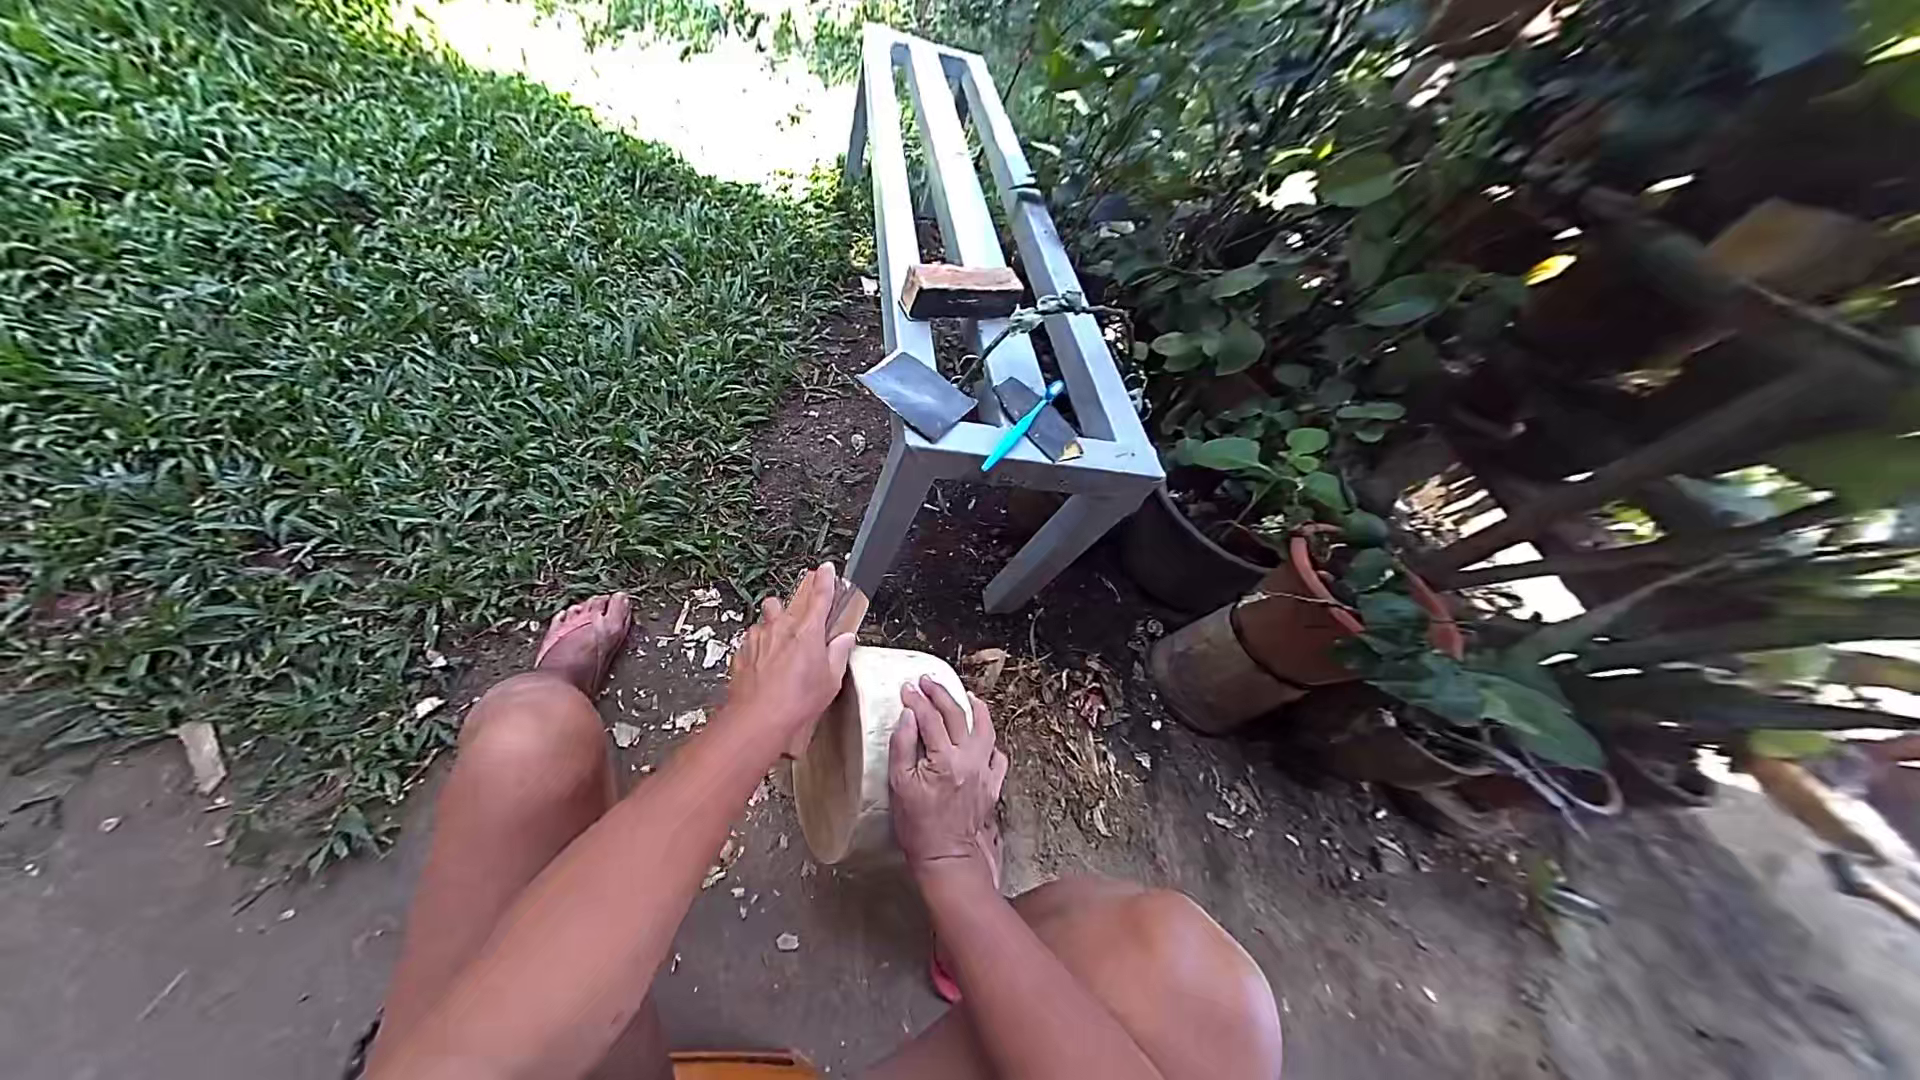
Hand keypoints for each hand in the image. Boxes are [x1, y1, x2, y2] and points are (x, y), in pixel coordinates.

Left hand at [725, 563, 857, 745]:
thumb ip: (838, 654)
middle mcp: (781, 628)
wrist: (758, 719)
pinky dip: (760, 647)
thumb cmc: (795, 702)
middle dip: (793, 609)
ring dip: (774, 628)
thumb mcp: (830, 680)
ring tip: (782, 649)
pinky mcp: (742, 652)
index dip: (826, 580)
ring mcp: (758, 638)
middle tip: (802, 625)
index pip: (820, 596)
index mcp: (808, 631)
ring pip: (766, 620)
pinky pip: (752, 640)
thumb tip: (844, 640)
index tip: (827, 569)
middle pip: (787, 603)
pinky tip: (766, 666)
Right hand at [889, 675, 1007, 874]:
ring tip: (965, 695)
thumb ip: (903, 746)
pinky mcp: (993, 784)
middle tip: (927, 682)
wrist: (947, 858)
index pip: (930, 718)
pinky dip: (990, 742)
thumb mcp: (899, 786)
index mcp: (944, 759)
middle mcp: (969, 759)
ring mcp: (984, 770)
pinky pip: (998, 755)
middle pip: (956, 715)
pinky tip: (983, 735)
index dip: (917, 700)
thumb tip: (908, 716)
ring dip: (975, 708)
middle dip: (940, 694)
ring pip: (985, 728)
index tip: (907, 688)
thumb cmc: (919, 827)